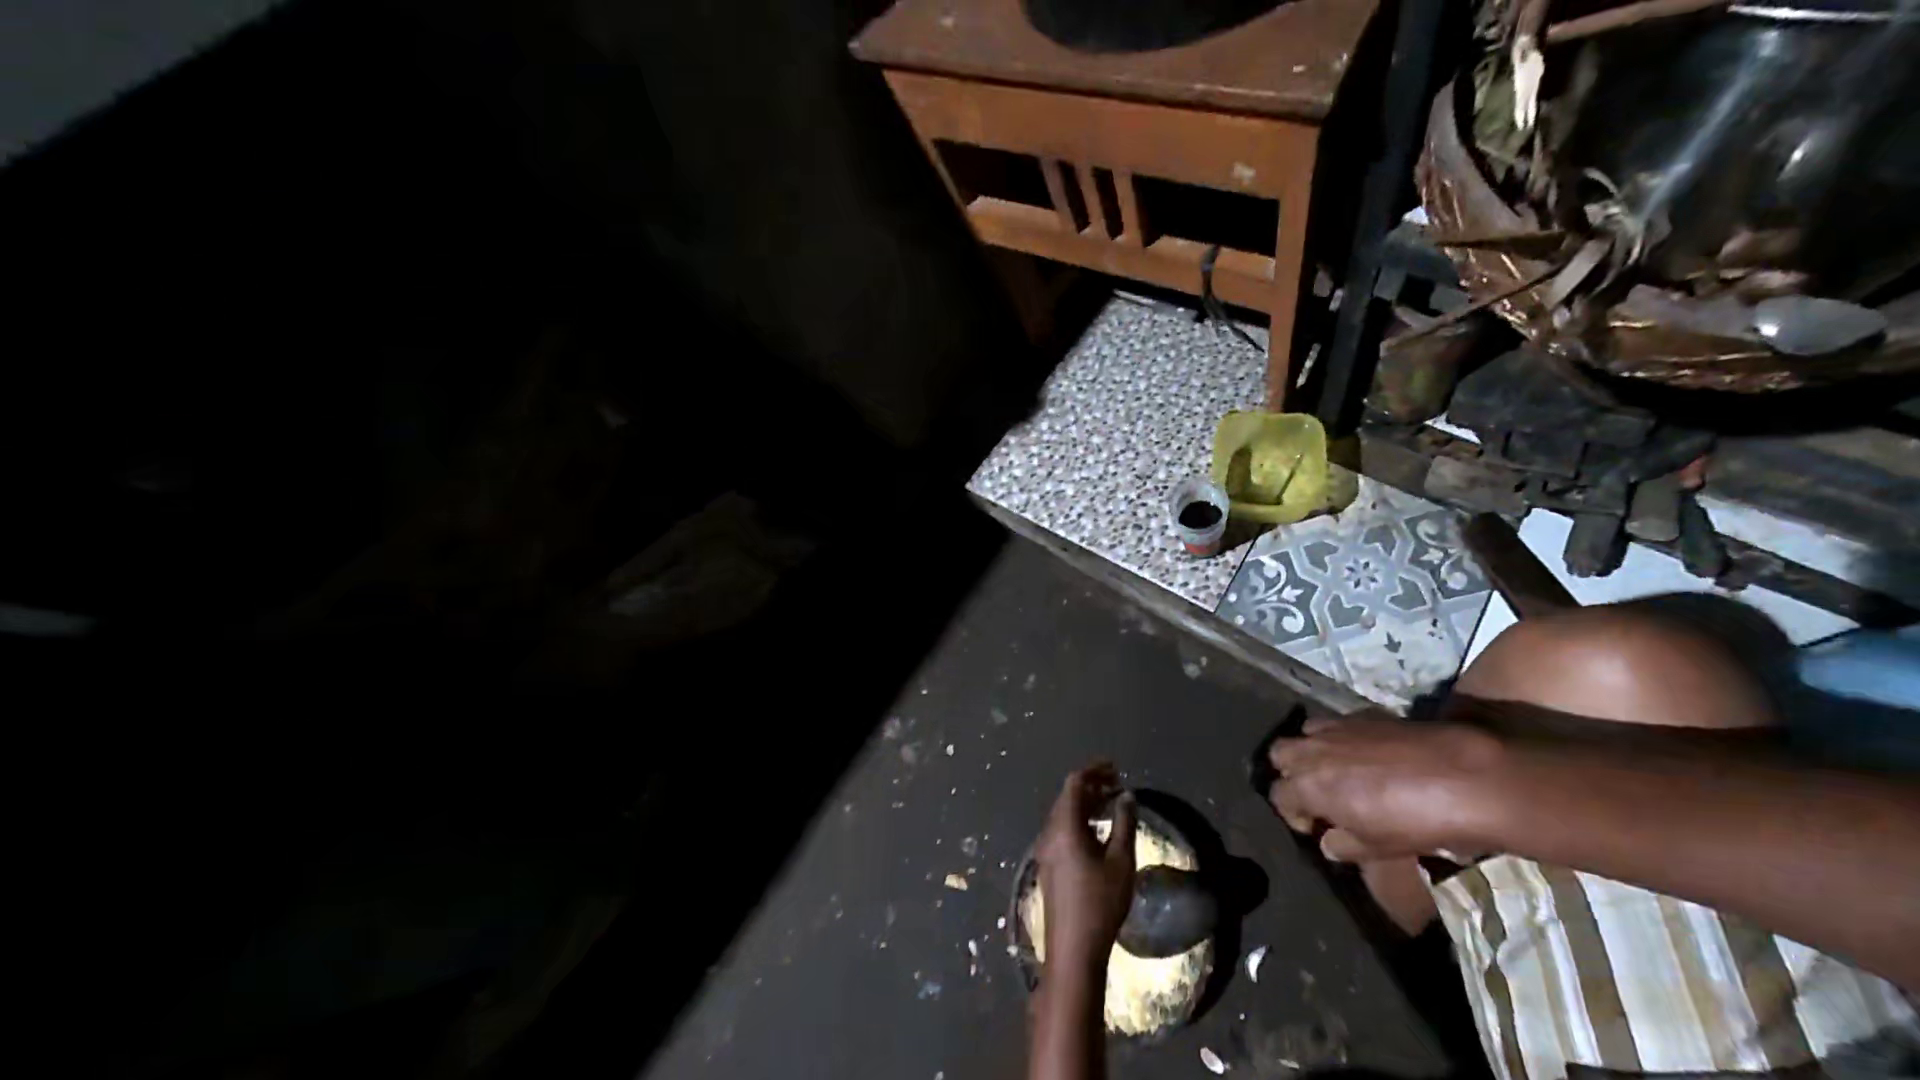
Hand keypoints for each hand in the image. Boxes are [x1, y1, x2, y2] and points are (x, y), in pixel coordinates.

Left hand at [1035, 764, 1135, 968]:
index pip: (1074, 784)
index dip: (1094, 770)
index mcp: (1063, 826)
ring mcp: (1045, 848)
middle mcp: (1049, 832)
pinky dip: (1079, 819)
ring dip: (1085, 803)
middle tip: (1117, 784)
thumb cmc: (1100, 902)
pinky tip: (1097, 828)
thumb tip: (1126, 797)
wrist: (1074, 947)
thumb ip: (1123, 824)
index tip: (1115, 768)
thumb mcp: (1120, 861)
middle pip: (1067, 796)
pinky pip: (1062, 828)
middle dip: (1091, 785)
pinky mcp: (1048, 862)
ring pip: (1064, 813)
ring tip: (1111, 802)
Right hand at [1268, 714, 1506, 861]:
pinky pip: (1336, 724)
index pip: (1278, 795)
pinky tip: (1368, 755)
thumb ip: (1344, 845)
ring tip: (1337, 769)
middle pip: (1280, 755)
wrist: (1465, 778)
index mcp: (1308, 786)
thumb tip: (1328, 841)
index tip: (1314, 826)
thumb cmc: (1416, 822)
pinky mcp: (1362, 715)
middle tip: (1317, 792)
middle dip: (1290, 772)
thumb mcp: (1378, 848)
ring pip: (1305, 733)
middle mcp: (1312, 751)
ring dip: (1312, 750)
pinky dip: (1340, 738)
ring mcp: (1336, 728)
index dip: (1291, 813)